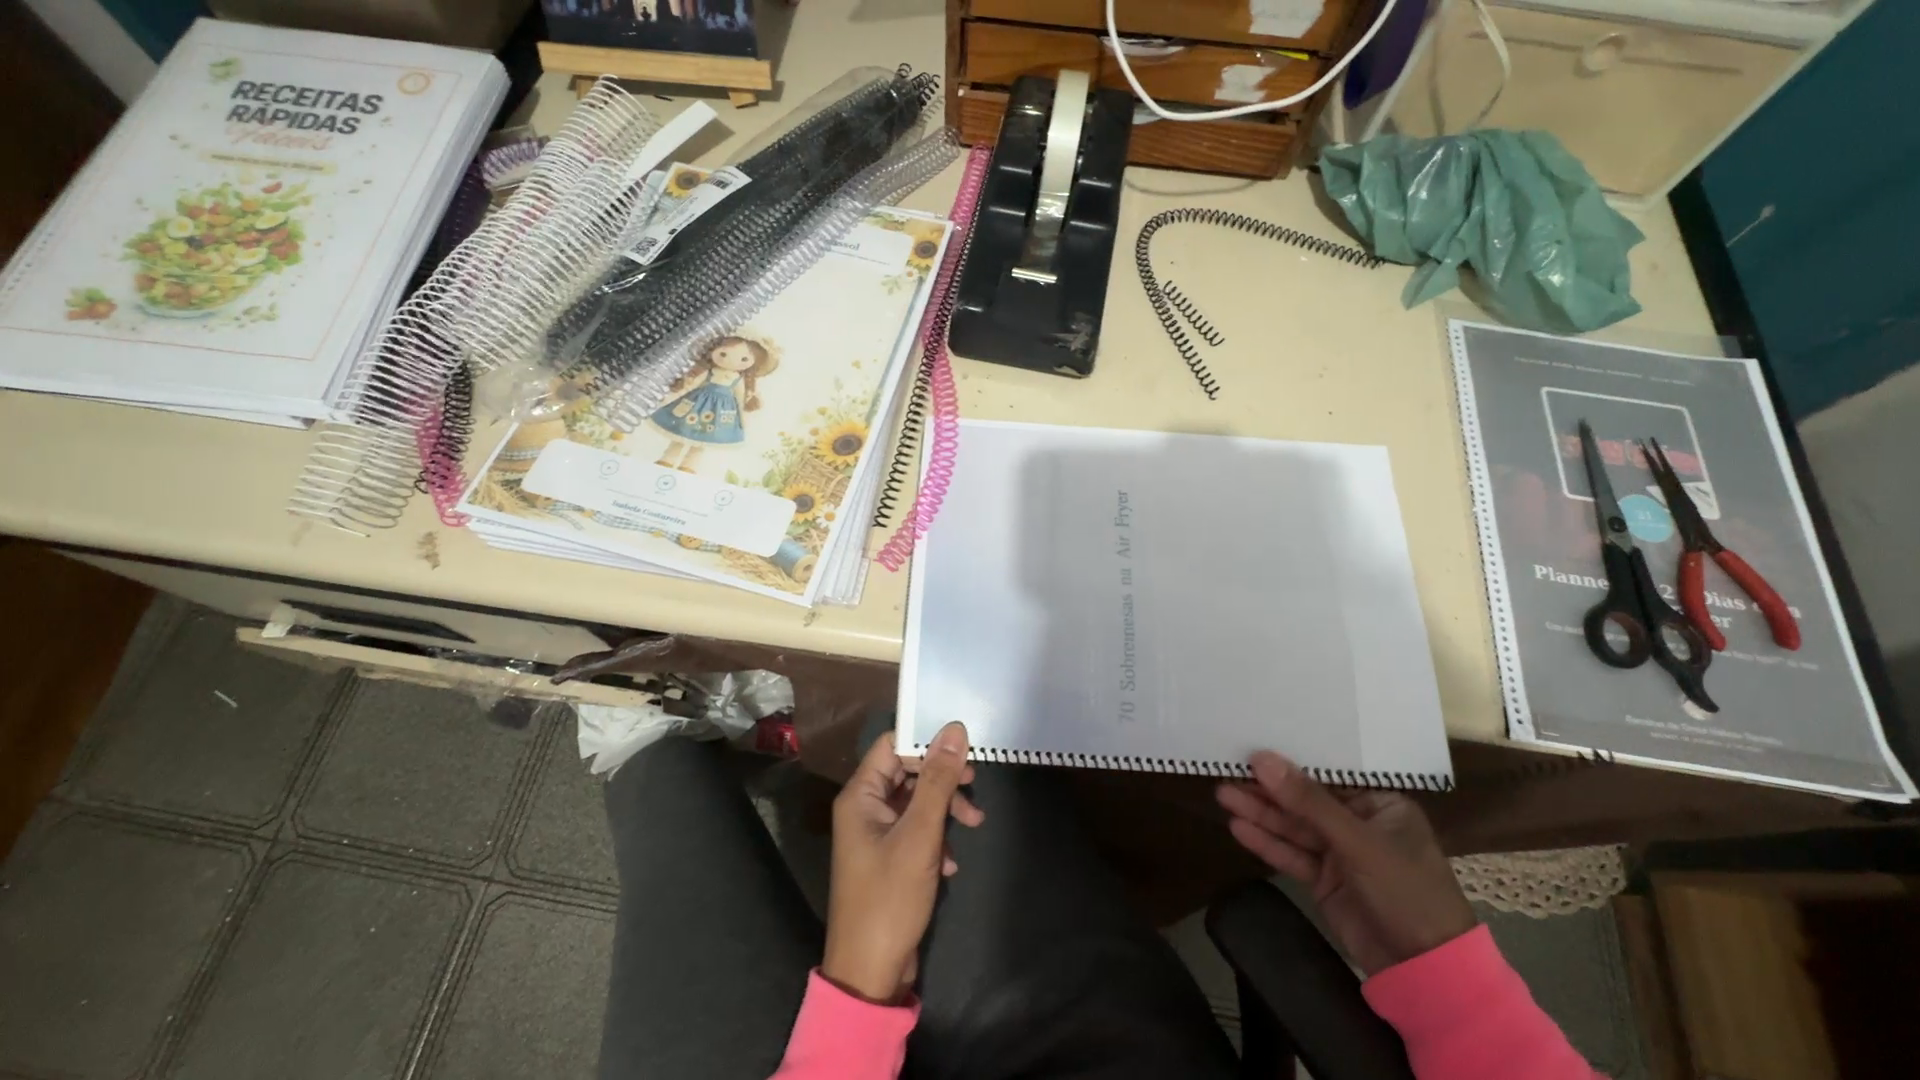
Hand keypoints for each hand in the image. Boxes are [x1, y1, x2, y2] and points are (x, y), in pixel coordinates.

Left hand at [821, 723, 983, 1003]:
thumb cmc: (889, 897)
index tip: (964, 750)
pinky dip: (937, 838)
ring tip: (973, 826)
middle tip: (975, 788)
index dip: (926, 742)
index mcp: (860, 795)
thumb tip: (954, 729)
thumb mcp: (920, 835)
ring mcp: (876, 835)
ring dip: (945, 810)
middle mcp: (864, 808)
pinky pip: (916, 831)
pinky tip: (951, 863)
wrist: (870, 970)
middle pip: (908, 772)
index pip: (892, 745)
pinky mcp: (889, 859)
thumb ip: (937, 781)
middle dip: (943, 779)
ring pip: (916, 802)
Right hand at [1217, 752, 1474, 975]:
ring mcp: (1341, 854)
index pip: (1329, 775)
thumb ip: (1308, 802)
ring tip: (1223, 796)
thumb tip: (1263, 759)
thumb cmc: (1406, 891)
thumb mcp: (1358, 842)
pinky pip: (1292, 856)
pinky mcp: (1325, 882)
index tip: (1252, 749)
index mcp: (1381, 804)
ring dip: (1260, 814)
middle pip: (1306, 802)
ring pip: (1295, 828)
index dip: (1291, 763)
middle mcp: (1360, 824)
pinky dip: (1267, 844)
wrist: (1425, 970)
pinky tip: (1239, 828)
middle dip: (1267, 791)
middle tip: (1226, 772)